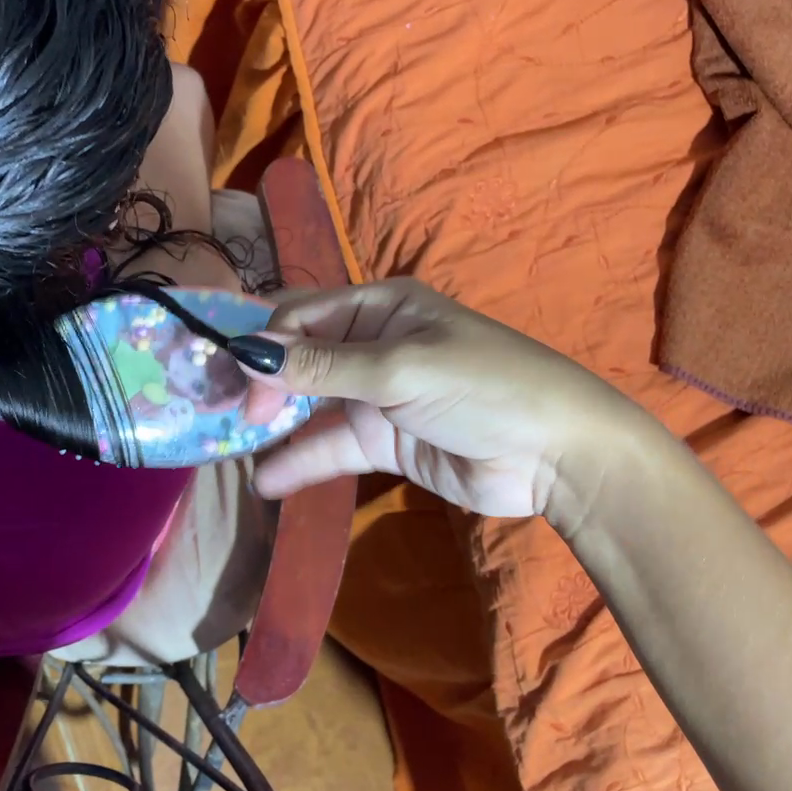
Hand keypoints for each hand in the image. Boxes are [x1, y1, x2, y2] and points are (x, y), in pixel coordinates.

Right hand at [235, 279, 646, 518]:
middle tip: (230, 415)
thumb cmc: (486, 388)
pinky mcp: (376, 440)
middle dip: (258, 383)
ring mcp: (370, 395)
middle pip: (293, 359)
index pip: (298, 315)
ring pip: (302, 406)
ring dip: (271, 425)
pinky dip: (295, 463)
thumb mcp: (398, 370)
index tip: (242, 383)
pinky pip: (324, 448)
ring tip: (233, 447)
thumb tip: (243, 352)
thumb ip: (317, 366)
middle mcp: (367, 345)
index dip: (263, 344)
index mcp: (377, 308)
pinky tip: (266, 482)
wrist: (561, 459)